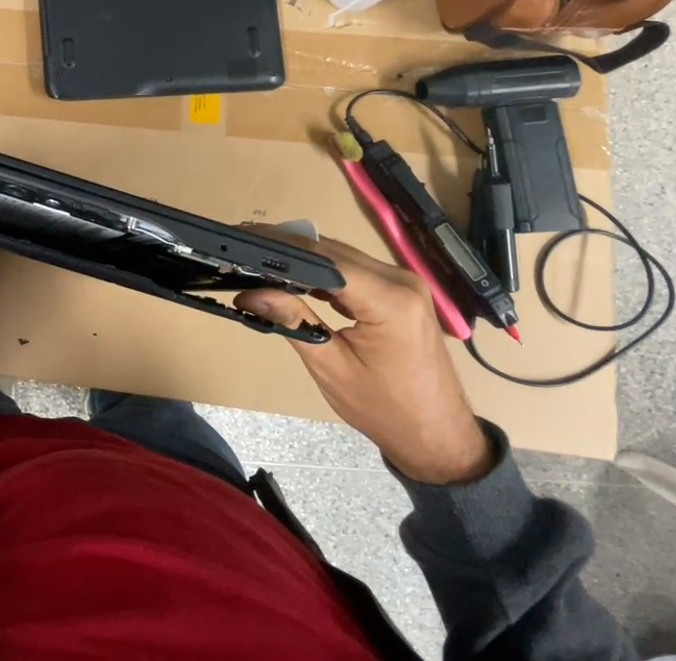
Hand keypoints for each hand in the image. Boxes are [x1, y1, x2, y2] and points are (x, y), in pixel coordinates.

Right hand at [234, 234, 495, 484]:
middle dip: (284, 248)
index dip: (279, 246)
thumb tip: (248, 293)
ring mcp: (404, 283)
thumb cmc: (385, 408)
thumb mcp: (330, 366)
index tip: (240, 241)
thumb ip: (293, 321)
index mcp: (390, 301)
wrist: (437, 434)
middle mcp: (402, 280)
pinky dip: (320, 269)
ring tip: (256, 261)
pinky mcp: (399, 290)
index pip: (323, 258)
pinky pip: (352, 268)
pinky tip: (291, 276)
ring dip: (300, 257)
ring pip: (340, 255)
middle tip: (237, 251)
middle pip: (331, 250)